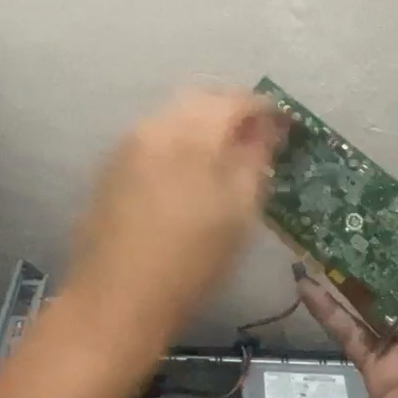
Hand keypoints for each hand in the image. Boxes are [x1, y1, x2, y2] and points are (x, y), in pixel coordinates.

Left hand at [68, 88, 289, 339]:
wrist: (115, 299)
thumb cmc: (190, 262)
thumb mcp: (239, 214)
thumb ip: (255, 160)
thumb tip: (267, 129)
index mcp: (192, 134)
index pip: (237, 101)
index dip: (265, 109)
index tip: (284, 126)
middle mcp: (157, 126)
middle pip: (203, 98)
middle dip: (233, 109)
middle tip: (257, 136)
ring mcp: (129, 142)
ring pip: (175, 113)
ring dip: (204, 121)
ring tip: (225, 154)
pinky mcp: (112, 163)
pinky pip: (155, 133)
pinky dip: (179, 137)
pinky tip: (189, 168)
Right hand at [301, 225, 397, 397]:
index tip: (379, 196)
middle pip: (393, 275)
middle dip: (367, 246)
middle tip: (331, 208)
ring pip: (366, 299)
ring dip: (341, 271)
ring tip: (310, 234)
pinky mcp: (376, 369)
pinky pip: (349, 332)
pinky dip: (326, 310)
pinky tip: (303, 283)